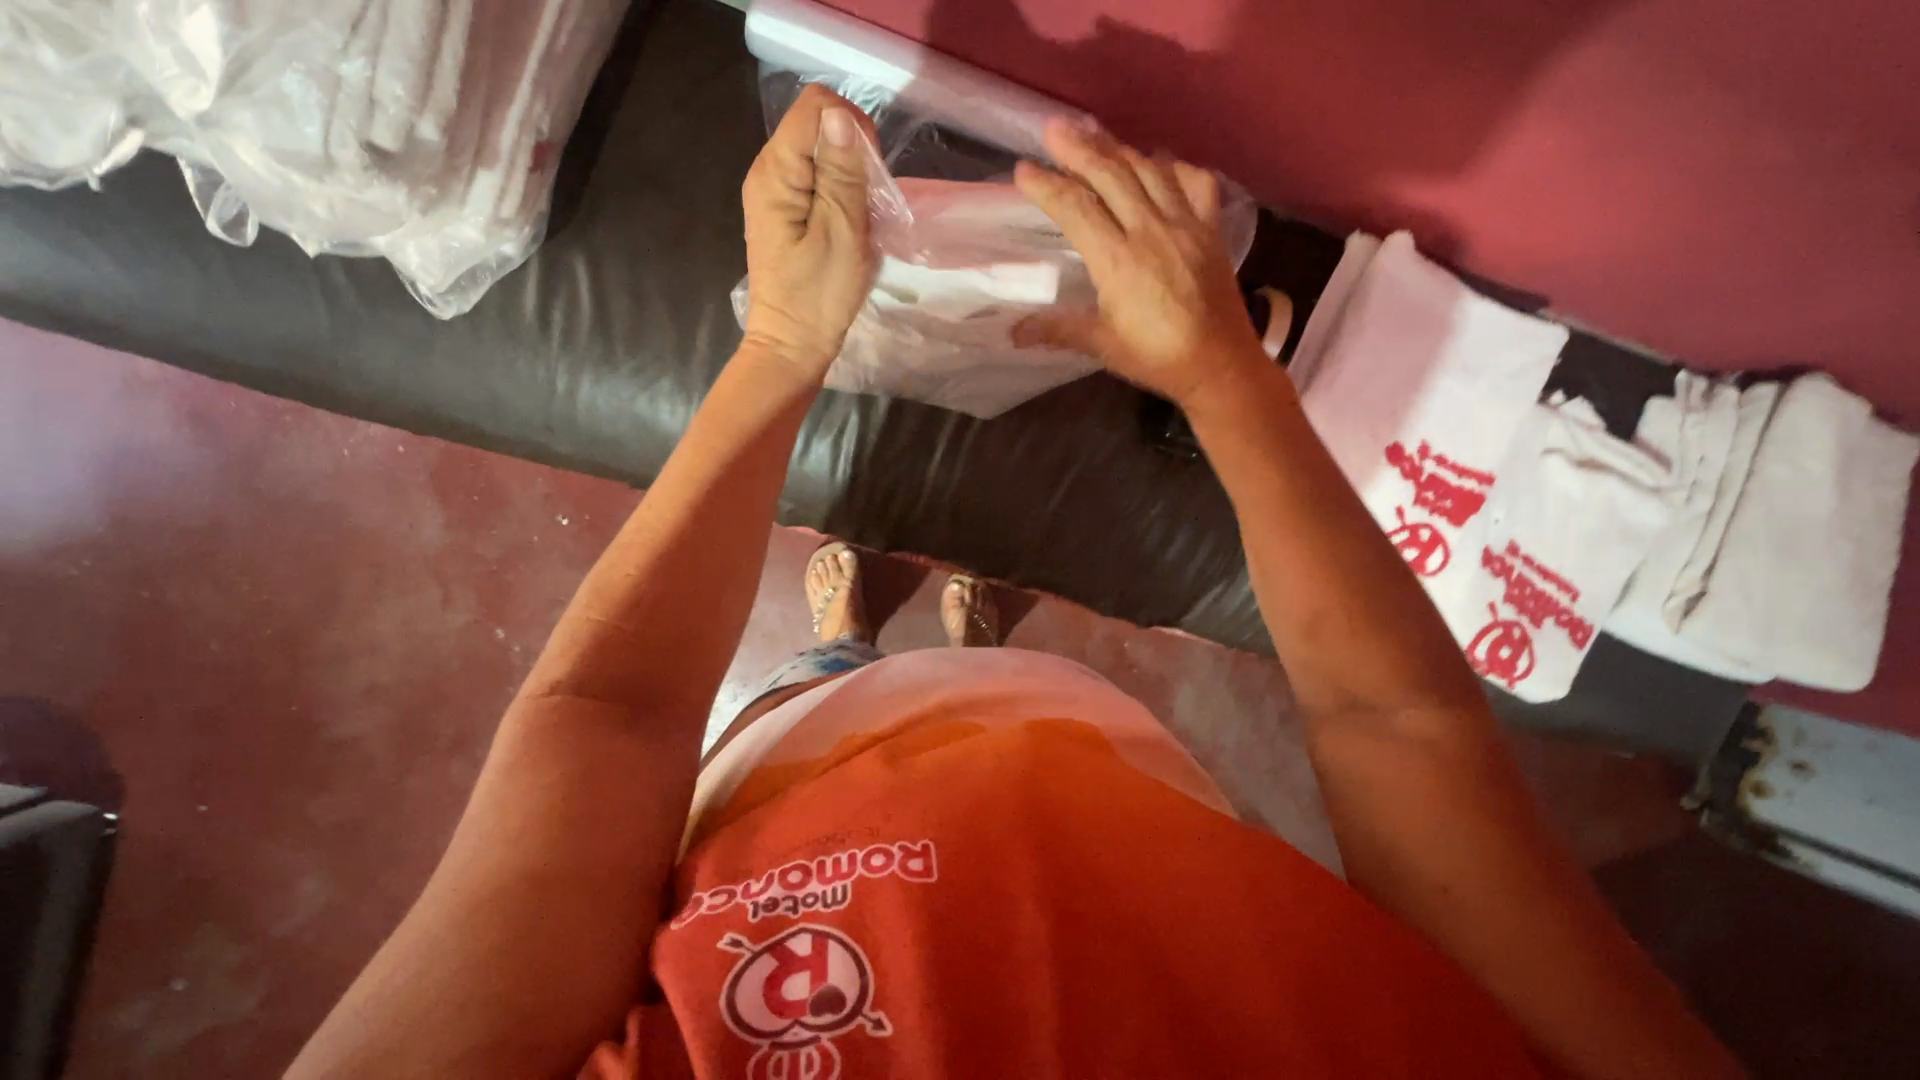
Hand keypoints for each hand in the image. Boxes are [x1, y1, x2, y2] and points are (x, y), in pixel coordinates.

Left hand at [739, 85, 879, 380]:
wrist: (791, 347)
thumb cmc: (819, 296)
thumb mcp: (841, 231)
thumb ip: (842, 172)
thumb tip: (841, 116)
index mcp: (775, 171)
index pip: (816, 107)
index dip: (851, 128)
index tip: (868, 175)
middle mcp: (767, 171)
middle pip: (816, 126)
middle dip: (851, 153)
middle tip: (866, 202)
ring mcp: (773, 192)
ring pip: (819, 154)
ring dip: (847, 176)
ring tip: (858, 218)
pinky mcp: (783, 212)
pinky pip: (815, 181)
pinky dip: (838, 194)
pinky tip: (846, 226)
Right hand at [1012, 120, 1268, 408]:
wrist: (1220, 366)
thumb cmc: (1157, 359)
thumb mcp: (1103, 346)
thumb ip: (1059, 330)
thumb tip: (1014, 332)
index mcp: (1118, 261)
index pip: (1075, 208)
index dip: (1047, 185)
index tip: (1023, 171)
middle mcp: (1150, 231)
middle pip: (1111, 175)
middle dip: (1079, 149)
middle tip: (1054, 129)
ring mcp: (1186, 225)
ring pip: (1149, 171)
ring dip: (1119, 149)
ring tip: (1096, 134)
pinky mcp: (1211, 230)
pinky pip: (1195, 182)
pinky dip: (1175, 167)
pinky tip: (1160, 163)